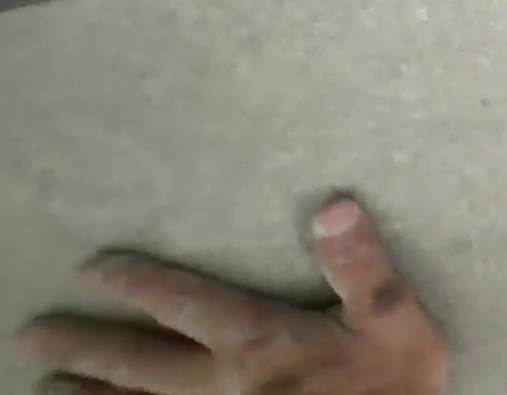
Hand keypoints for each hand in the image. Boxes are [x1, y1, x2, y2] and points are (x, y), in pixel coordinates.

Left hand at [13, 198, 445, 394]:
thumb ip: (359, 262)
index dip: (143, 283)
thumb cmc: (394, 373)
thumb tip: (332, 207)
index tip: (96, 268)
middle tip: (32, 332)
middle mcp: (220, 384)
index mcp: (260, 342)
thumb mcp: (391, 311)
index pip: (189, 304)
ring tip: (40, 389)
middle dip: (86, 345)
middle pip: (140, 361)